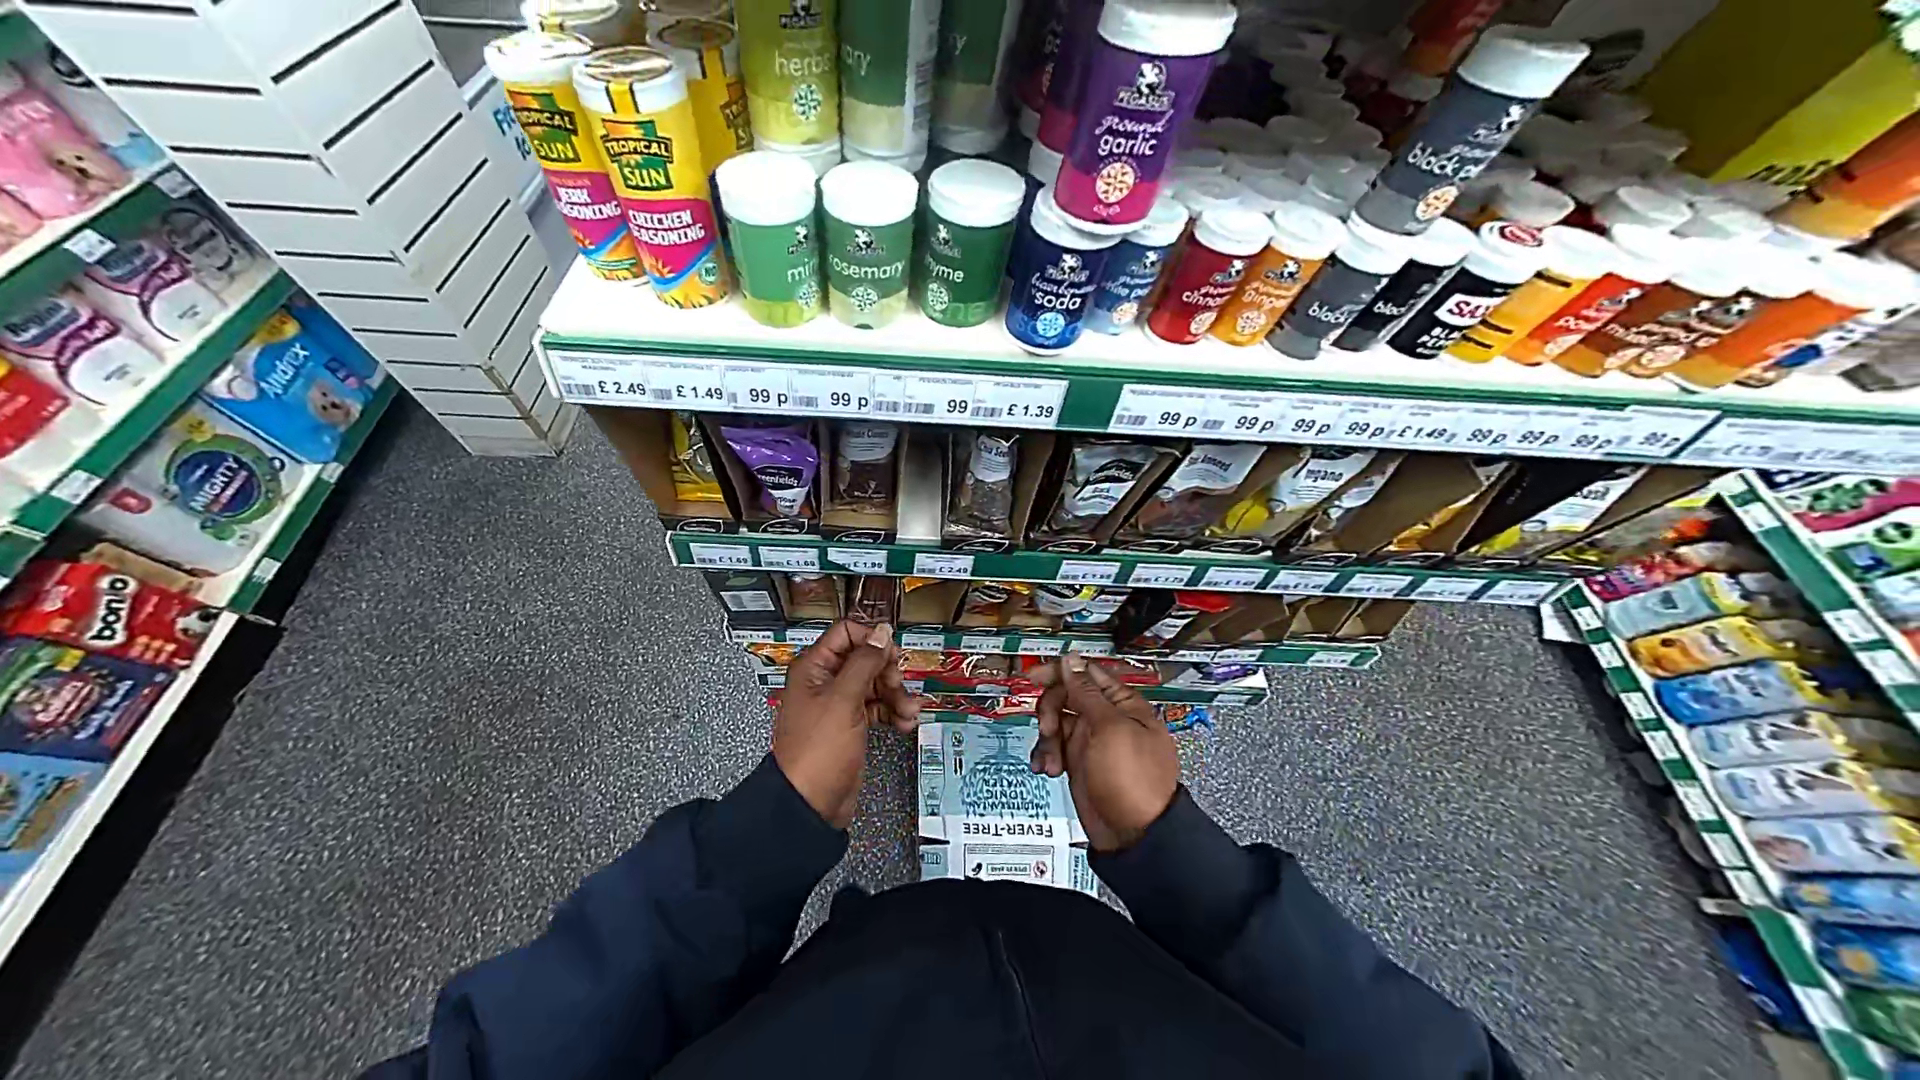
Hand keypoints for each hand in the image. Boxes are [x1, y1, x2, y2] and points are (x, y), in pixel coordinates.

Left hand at [773, 621, 921, 828]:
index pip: (846, 634)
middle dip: (888, 672)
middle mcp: (825, 682)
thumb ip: (864, 662)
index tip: (891, 655)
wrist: (811, 803)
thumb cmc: (816, 752)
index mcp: (814, 668)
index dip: (871, 640)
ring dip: (897, 695)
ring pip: (876, 684)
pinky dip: (893, 713)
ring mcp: (839, 704)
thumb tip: (881, 633)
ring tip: (908, 711)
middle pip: (866, 659)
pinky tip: (904, 722)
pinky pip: (878, 707)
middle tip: (898, 686)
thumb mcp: (843, 699)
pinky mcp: (852, 725)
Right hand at [1029, 654, 1178, 851]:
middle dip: (1050, 711)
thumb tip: (1072, 662)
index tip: (1033, 676)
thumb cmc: (1135, 782)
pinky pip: (1055, 748)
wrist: (1135, 836)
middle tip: (1047, 728)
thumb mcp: (1109, 729)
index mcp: (1121, 705)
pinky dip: (1046, 756)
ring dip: (1047, 739)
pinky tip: (1046, 768)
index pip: (1085, 674)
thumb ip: (1086, 693)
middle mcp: (1107, 720)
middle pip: (1066, 697)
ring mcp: (1093, 742)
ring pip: (1056, 723)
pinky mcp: (1080, 763)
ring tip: (1052, 761)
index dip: (1058, 672)